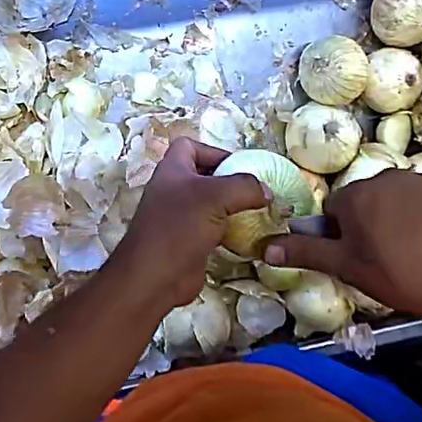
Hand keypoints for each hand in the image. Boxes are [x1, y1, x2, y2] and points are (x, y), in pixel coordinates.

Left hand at [108, 137, 268, 309]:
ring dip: (232, 207)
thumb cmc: (179, 226)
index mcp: (172, 170)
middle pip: (203, 175)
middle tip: (254, 190)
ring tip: (257, 212)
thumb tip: (266, 191)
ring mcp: (178, 217)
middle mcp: (173, 189)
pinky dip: (229, 230)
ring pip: (210, 204)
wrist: (154, 276)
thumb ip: (245, 187)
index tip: (239, 165)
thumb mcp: (216, 196)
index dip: (213, 151)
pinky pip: (212, 228)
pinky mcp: (187, 241)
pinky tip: (247, 235)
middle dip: (229, 180)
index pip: (190, 146)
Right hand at [263, 170, 421, 319]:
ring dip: (401, 216)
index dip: (344, 235)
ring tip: (417, 252)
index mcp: (355, 195)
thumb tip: (265, 247)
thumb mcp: (347, 268)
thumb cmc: (400, 276)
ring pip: (399, 197)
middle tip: (387, 257)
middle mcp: (385, 177)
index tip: (360, 257)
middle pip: (368, 199)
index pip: (337, 210)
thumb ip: (306, 253)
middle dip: (371, 222)